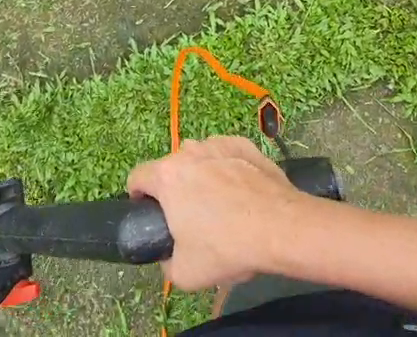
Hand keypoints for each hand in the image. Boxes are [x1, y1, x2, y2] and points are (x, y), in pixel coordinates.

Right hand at [126, 136, 304, 288]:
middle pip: (170, 168)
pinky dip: (227, 168)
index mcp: (166, 176)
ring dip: (201, 176)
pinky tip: (242, 192)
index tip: (149, 212)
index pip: (136, 177)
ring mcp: (217, 144)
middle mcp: (188, 151)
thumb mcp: (185, 273)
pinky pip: (225, 154)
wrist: (280, 227)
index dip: (138, 196)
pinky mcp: (244, 144)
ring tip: (221, 205)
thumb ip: (166, 262)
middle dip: (175, 189)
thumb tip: (169, 255)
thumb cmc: (226, 247)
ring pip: (199, 159)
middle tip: (191, 217)